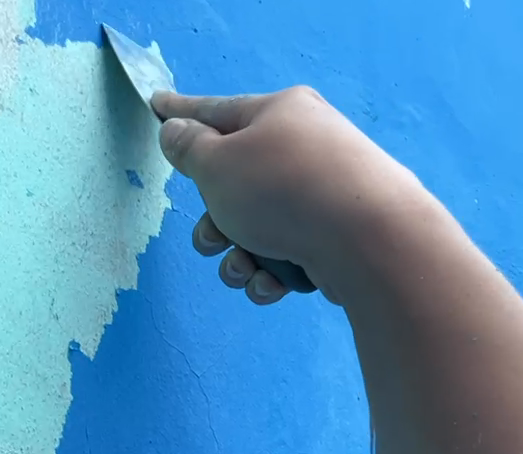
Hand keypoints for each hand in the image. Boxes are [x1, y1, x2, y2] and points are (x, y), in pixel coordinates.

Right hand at [152, 87, 435, 305]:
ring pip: (247, 230)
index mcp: (275, 115)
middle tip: (215, 237)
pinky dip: (266, 273)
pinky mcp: (326, 233)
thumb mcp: (218, 165)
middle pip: (227, 186)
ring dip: (235, 259)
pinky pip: (276, 255)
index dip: (180, 114)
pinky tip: (275, 279)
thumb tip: (175, 130)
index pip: (214, 112)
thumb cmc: (282, 190)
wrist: (365, 238)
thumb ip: (188, 149)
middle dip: (212, 225)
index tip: (157, 105)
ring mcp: (314, 192)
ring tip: (248, 266)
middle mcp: (297, 147)